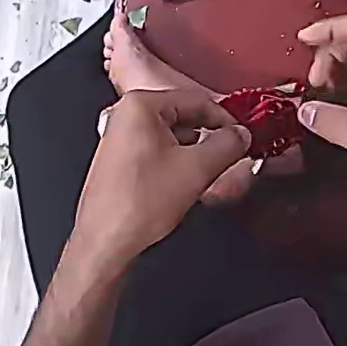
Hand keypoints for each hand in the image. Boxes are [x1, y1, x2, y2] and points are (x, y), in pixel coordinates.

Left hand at [66, 90, 251, 273]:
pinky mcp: (121, 159)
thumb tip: (241, 134)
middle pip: (185, 117)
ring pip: (174, 136)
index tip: (241, 134)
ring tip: (207, 173)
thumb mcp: (198, 169)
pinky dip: (177, 162)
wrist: (105, 244)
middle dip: (210, 137)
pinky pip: (160, 150)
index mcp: (141, 106)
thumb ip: (227, 145)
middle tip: (230, 154)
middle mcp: (127, 116)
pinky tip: (184, 183)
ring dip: (195, 152)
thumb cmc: (136, 206)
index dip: (226, 119)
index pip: (197, 101)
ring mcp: (121, 138)